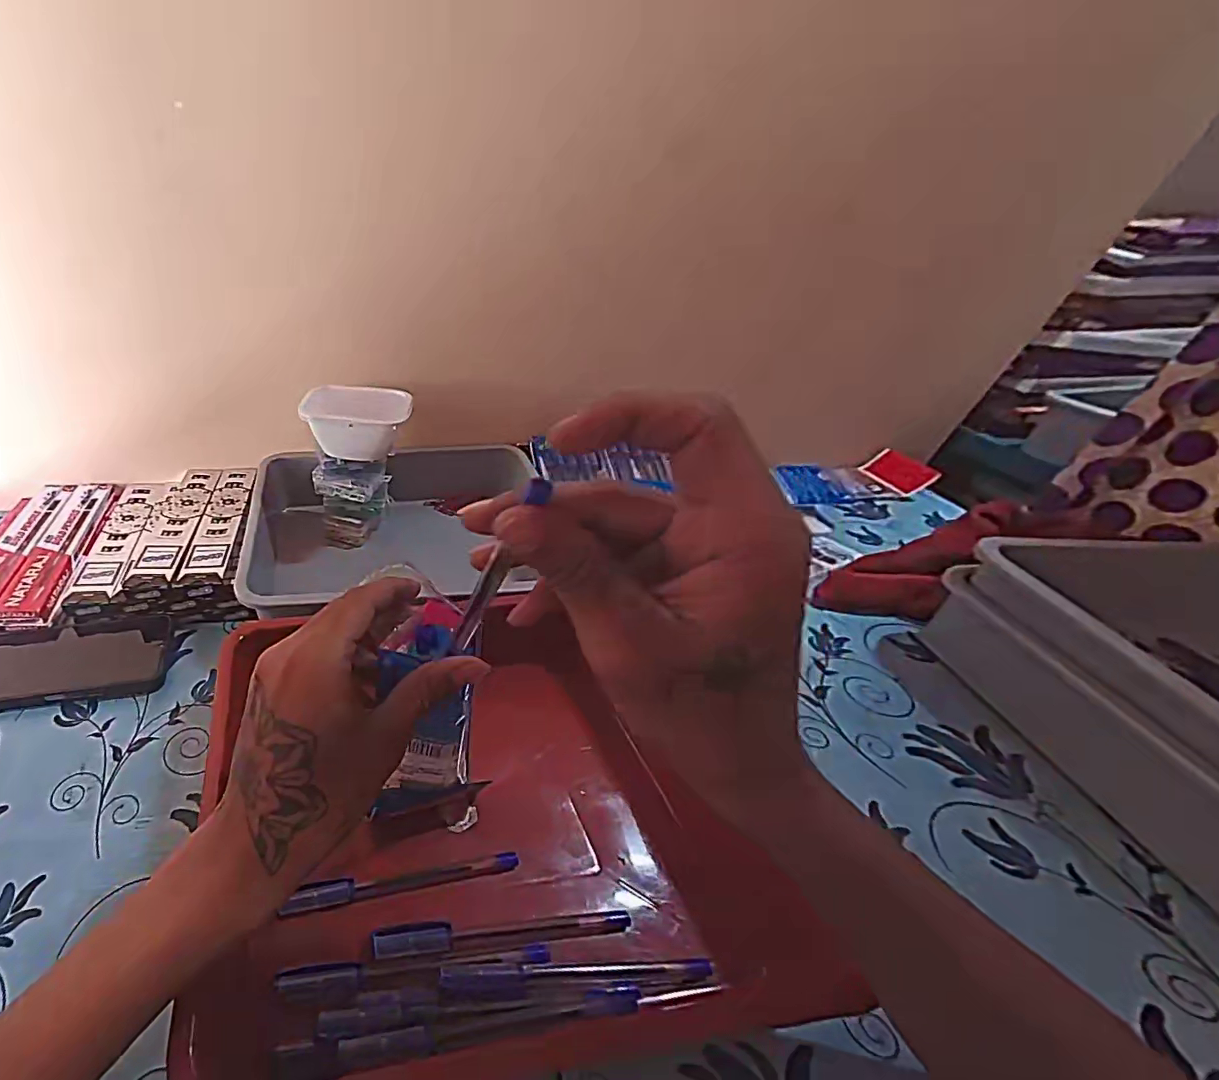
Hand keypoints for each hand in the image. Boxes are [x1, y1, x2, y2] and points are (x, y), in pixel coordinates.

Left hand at [216, 578, 488, 893]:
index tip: (419, 592)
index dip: (391, 591)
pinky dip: (338, 656)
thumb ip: (427, 687)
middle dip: (379, 616)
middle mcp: (287, 651)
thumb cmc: (330, 788)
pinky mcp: (265, 685)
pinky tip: (362, 680)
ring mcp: (270, 668)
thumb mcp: (386, 734)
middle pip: (339, 615)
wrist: (262, 834)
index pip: (358, 602)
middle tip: (416, 624)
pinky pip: (307, 654)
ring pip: (323, 634)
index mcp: (316, 656)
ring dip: (359, 638)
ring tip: (394, 657)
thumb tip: (475, 665)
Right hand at [461, 394, 810, 811]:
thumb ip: (572, 571)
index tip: (557, 444)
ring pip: (607, 528)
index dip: (626, 417)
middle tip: (479, 525)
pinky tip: (525, 606)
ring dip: (546, 546)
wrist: (736, 775)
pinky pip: (612, 561)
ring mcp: (693, 554)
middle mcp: (721, 527)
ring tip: (483, 561)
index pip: (696, 428)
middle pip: (624, 492)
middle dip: (547, 511)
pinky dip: (568, 577)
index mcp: (739, 528)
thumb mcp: (626, 641)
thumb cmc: (700, 716)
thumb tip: (510, 518)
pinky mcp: (671, 578)